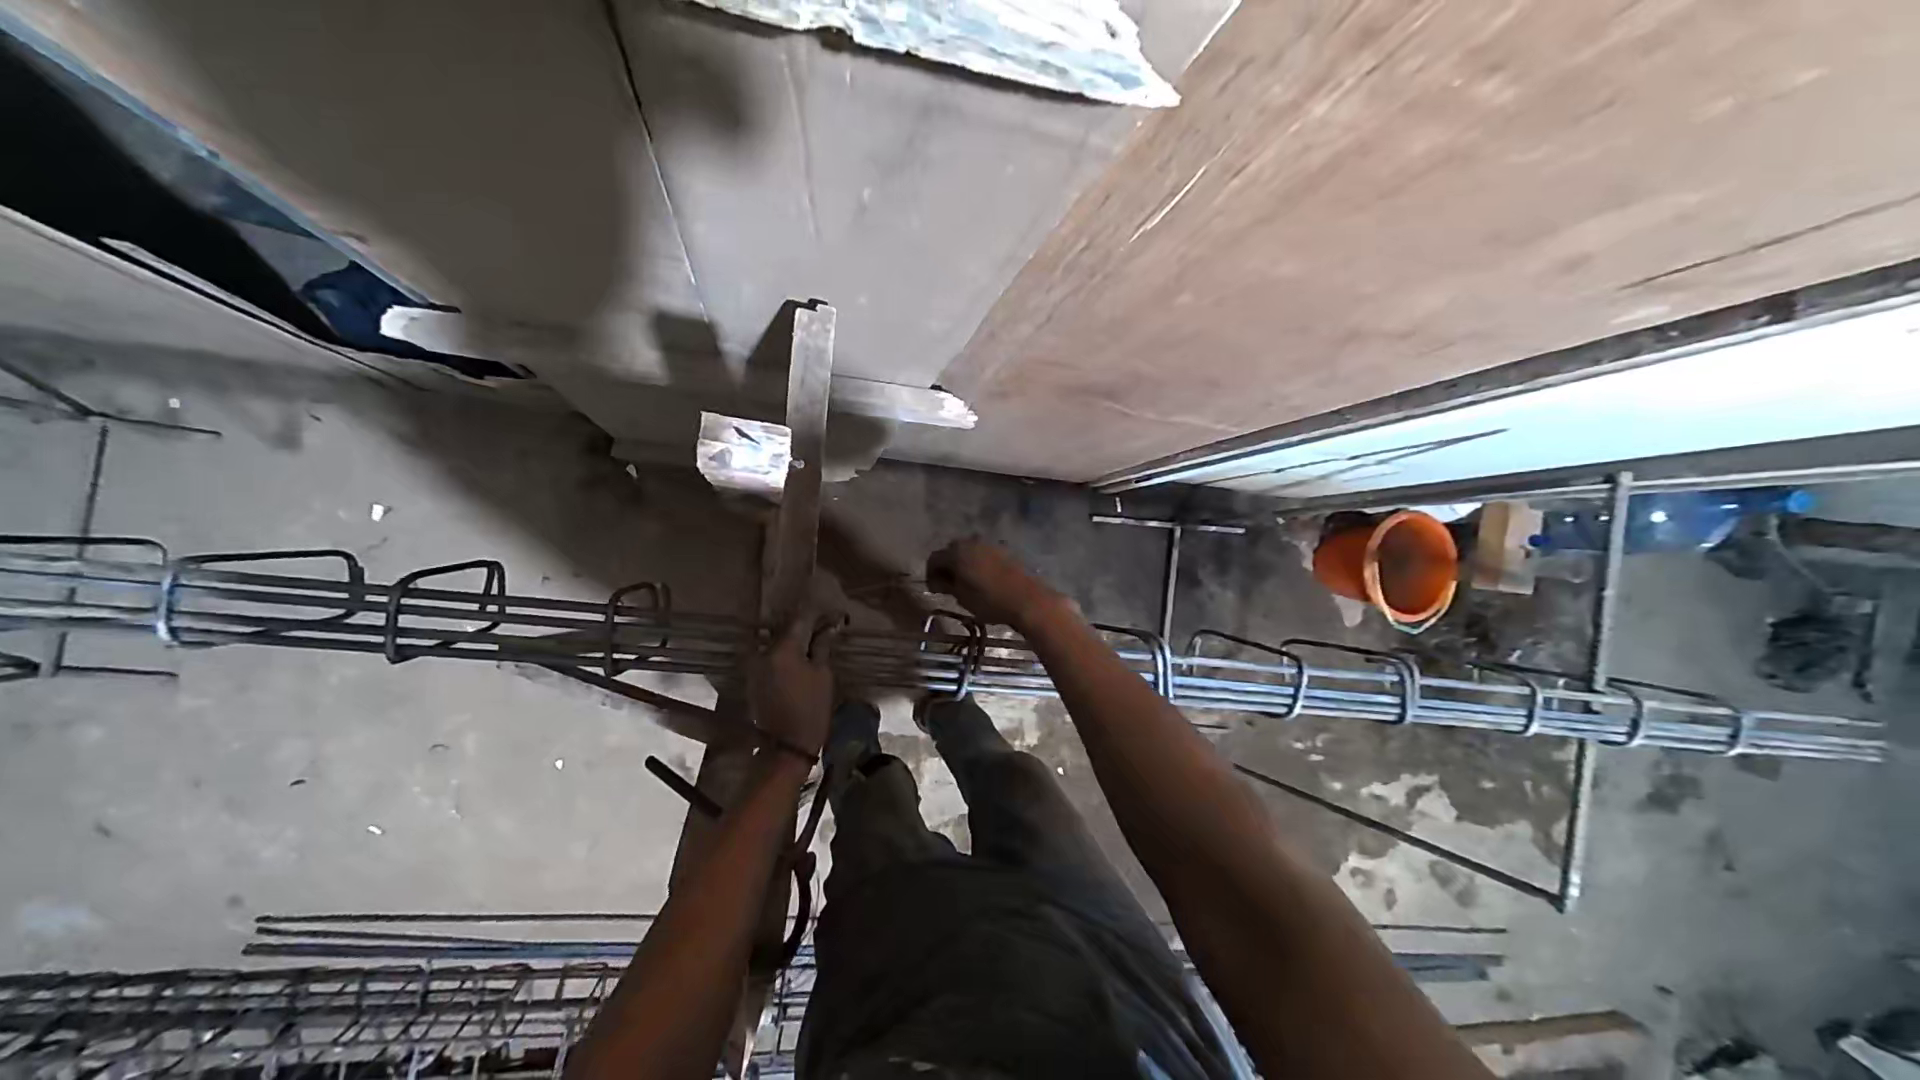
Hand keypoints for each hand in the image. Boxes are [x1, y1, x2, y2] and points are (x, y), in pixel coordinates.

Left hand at [750, 606, 839, 757]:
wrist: (787, 746)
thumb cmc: (812, 709)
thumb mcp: (823, 675)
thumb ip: (822, 647)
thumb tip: (829, 627)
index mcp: (783, 649)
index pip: (800, 620)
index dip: (817, 615)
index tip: (831, 614)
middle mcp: (764, 653)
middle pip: (785, 630)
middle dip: (804, 627)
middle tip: (824, 627)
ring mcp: (755, 667)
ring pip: (776, 644)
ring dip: (792, 641)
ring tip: (812, 643)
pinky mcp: (753, 679)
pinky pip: (770, 658)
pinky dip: (783, 655)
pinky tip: (798, 659)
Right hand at [925, 538, 1066, 629]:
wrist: (1027, 599)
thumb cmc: (989, 601)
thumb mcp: (962, 597)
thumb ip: (946, 585)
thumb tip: (938, 581)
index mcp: (956, 552)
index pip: (934, 558)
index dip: (931, 574)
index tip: (935, 590)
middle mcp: (971, 541)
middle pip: (952, 551)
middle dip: (948, 566)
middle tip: (949, 585)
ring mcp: (990, 543)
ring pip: (969, 550)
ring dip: (964, 563)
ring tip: (967, 582)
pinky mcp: (1005, 549)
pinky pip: (984, 554)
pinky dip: (979, 563)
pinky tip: (984, 579)